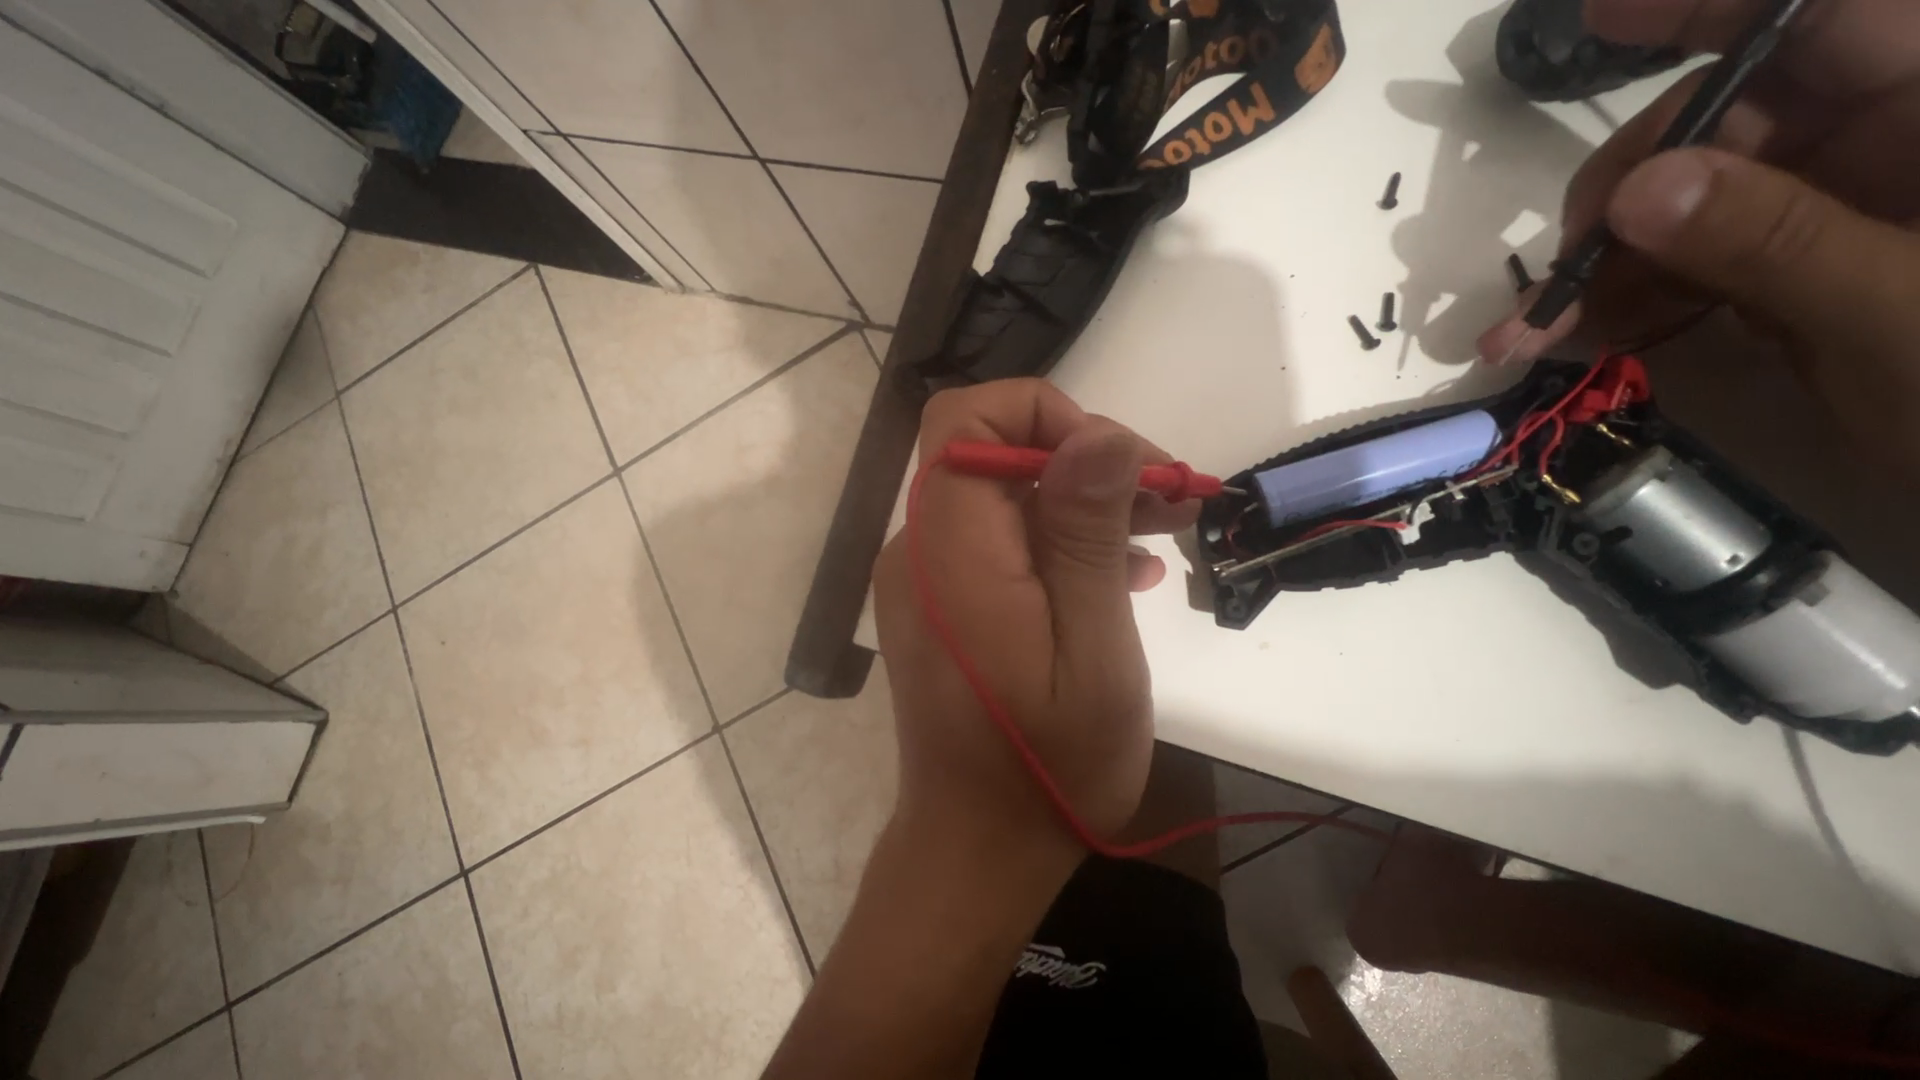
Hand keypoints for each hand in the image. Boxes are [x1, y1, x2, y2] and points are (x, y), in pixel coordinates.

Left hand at [871, 380, 1198, 863]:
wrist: (977, 847)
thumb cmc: (1046, 769)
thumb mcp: (1091, 652)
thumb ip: (1085, 538)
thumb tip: (1098, 432)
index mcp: (952, 553)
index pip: (966, 419)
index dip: (1044, 413)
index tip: (1120, 464)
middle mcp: (921, 551)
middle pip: (991, 451)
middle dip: (1084, 458)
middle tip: (1169, 500)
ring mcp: (927, 579)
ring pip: (1003, 494)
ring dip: (1083, 500)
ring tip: (1163, 531)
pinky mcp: (943, 605)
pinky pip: (999, 541)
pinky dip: (1058, 539)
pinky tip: (1122, 572)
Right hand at [1479, 0, 1919, 478]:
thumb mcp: (1898, 314)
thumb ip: (1774, 242)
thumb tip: (1637, 191)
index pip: (1821, 19)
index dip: (1705, 8)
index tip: (1598, 18)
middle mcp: (1886, 140)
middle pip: (1718, 127)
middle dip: (1619, 199)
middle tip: (1560, 278)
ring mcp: (1833, 210)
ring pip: (1683, 208)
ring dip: (1599, 272)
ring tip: (1534, 337)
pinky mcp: (1795, 272)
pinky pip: (1688, 268)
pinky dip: (1625, 306)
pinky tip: (1576, 343)